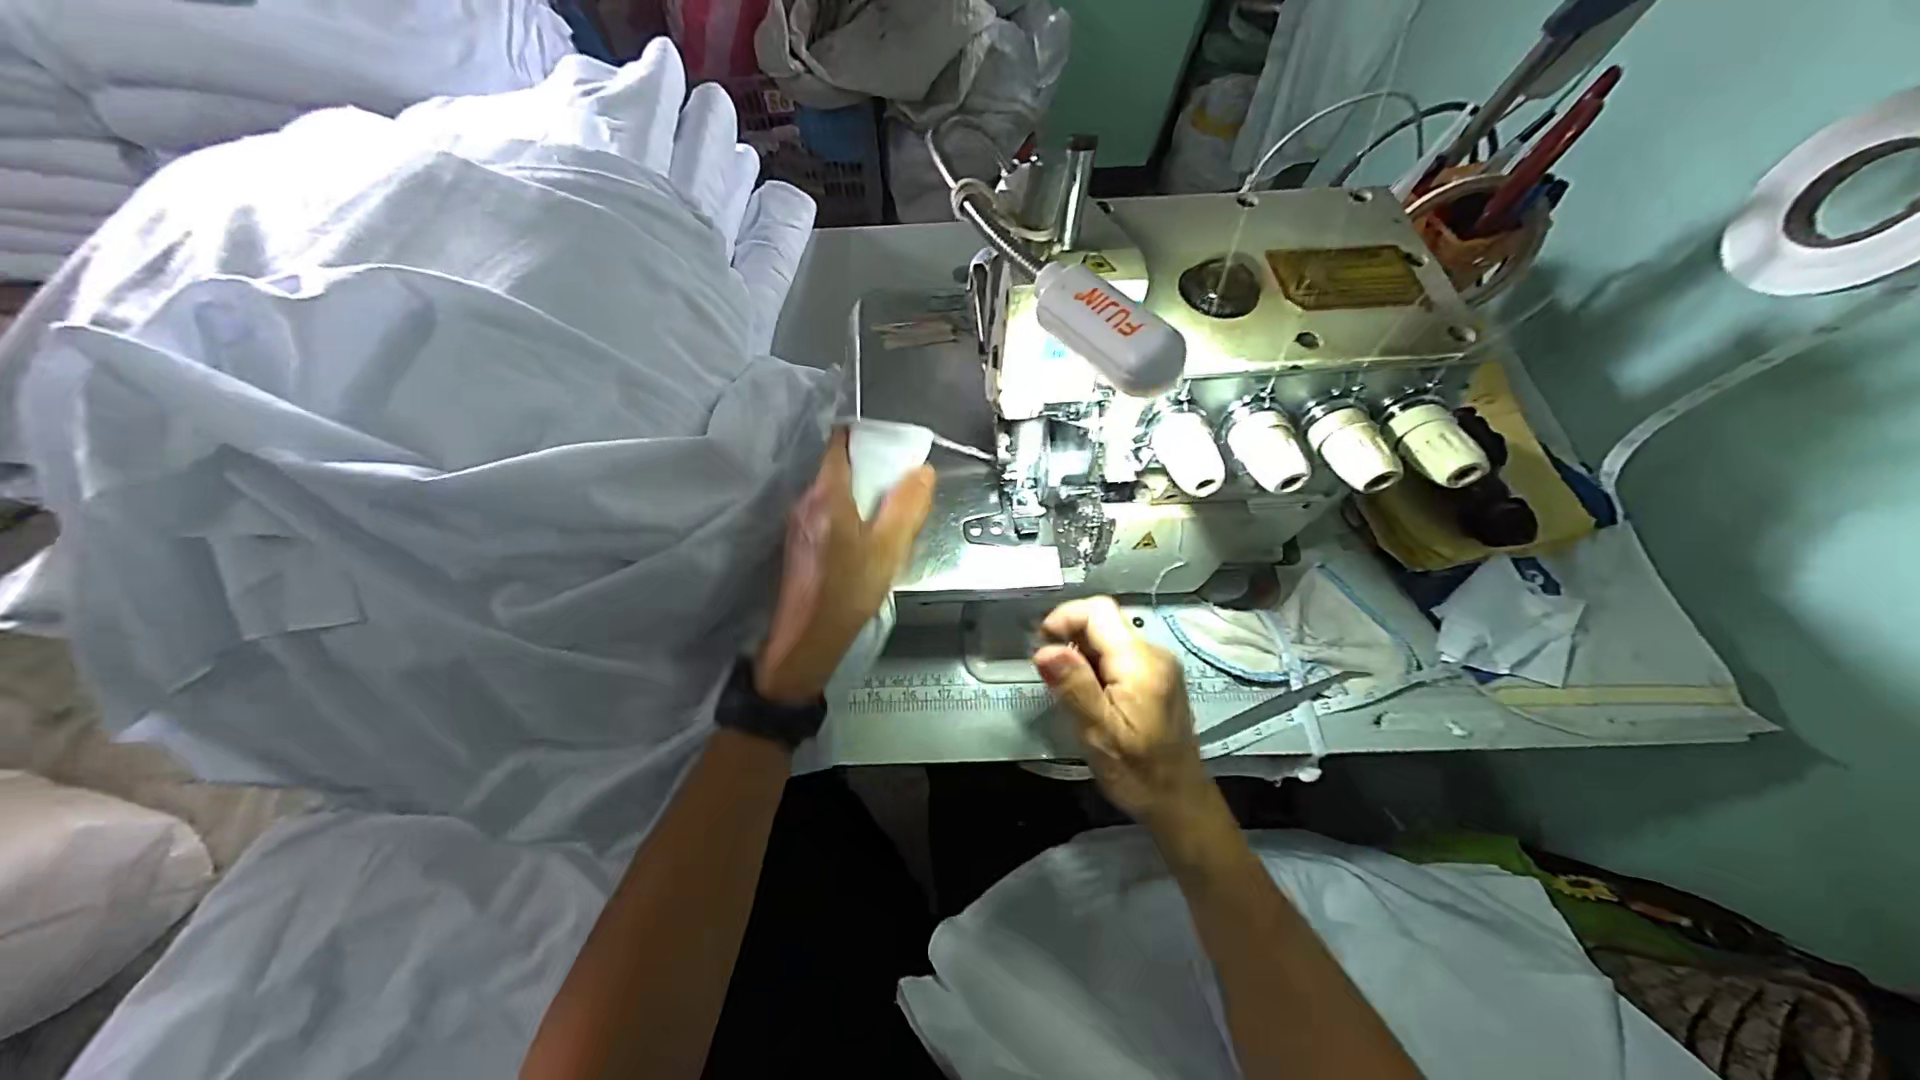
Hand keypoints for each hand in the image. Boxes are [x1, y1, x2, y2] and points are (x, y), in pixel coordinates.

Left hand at [756, 429, 934, 704]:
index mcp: (827, 494)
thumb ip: (907, 505)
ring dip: (859, 494)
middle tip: (898, 483)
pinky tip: (865, 536)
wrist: (808, 639)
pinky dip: (847, 513)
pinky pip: (826, 512)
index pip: (840, 443)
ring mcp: (798, 522)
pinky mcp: (798, 542)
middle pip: (838, 467)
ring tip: (886, 511)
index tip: (890, 446)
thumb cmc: (847, 592)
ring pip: (833, 491)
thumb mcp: (889, 548)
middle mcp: (805, 501)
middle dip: (869, 469)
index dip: (866, 437)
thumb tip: (922, 470)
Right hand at [1032, 597, 1221, 829]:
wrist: (1180, 804)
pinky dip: (1097, 664)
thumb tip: (1045, 649)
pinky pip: (1121, 655)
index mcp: (1141, 662)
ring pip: (1111, 637)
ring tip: (1068, 689)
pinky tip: (1090, 695)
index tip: (1041, 646)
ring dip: (1082, 652)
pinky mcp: (1157, 678)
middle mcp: (1154, 653)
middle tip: (1051, 674)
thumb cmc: (1138, 774)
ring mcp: (1159, 665)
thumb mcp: (1099, 733)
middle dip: (1071, 636)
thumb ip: (1074, 686)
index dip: (1064, 617)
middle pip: (1105, 620)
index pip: (1098, 611)